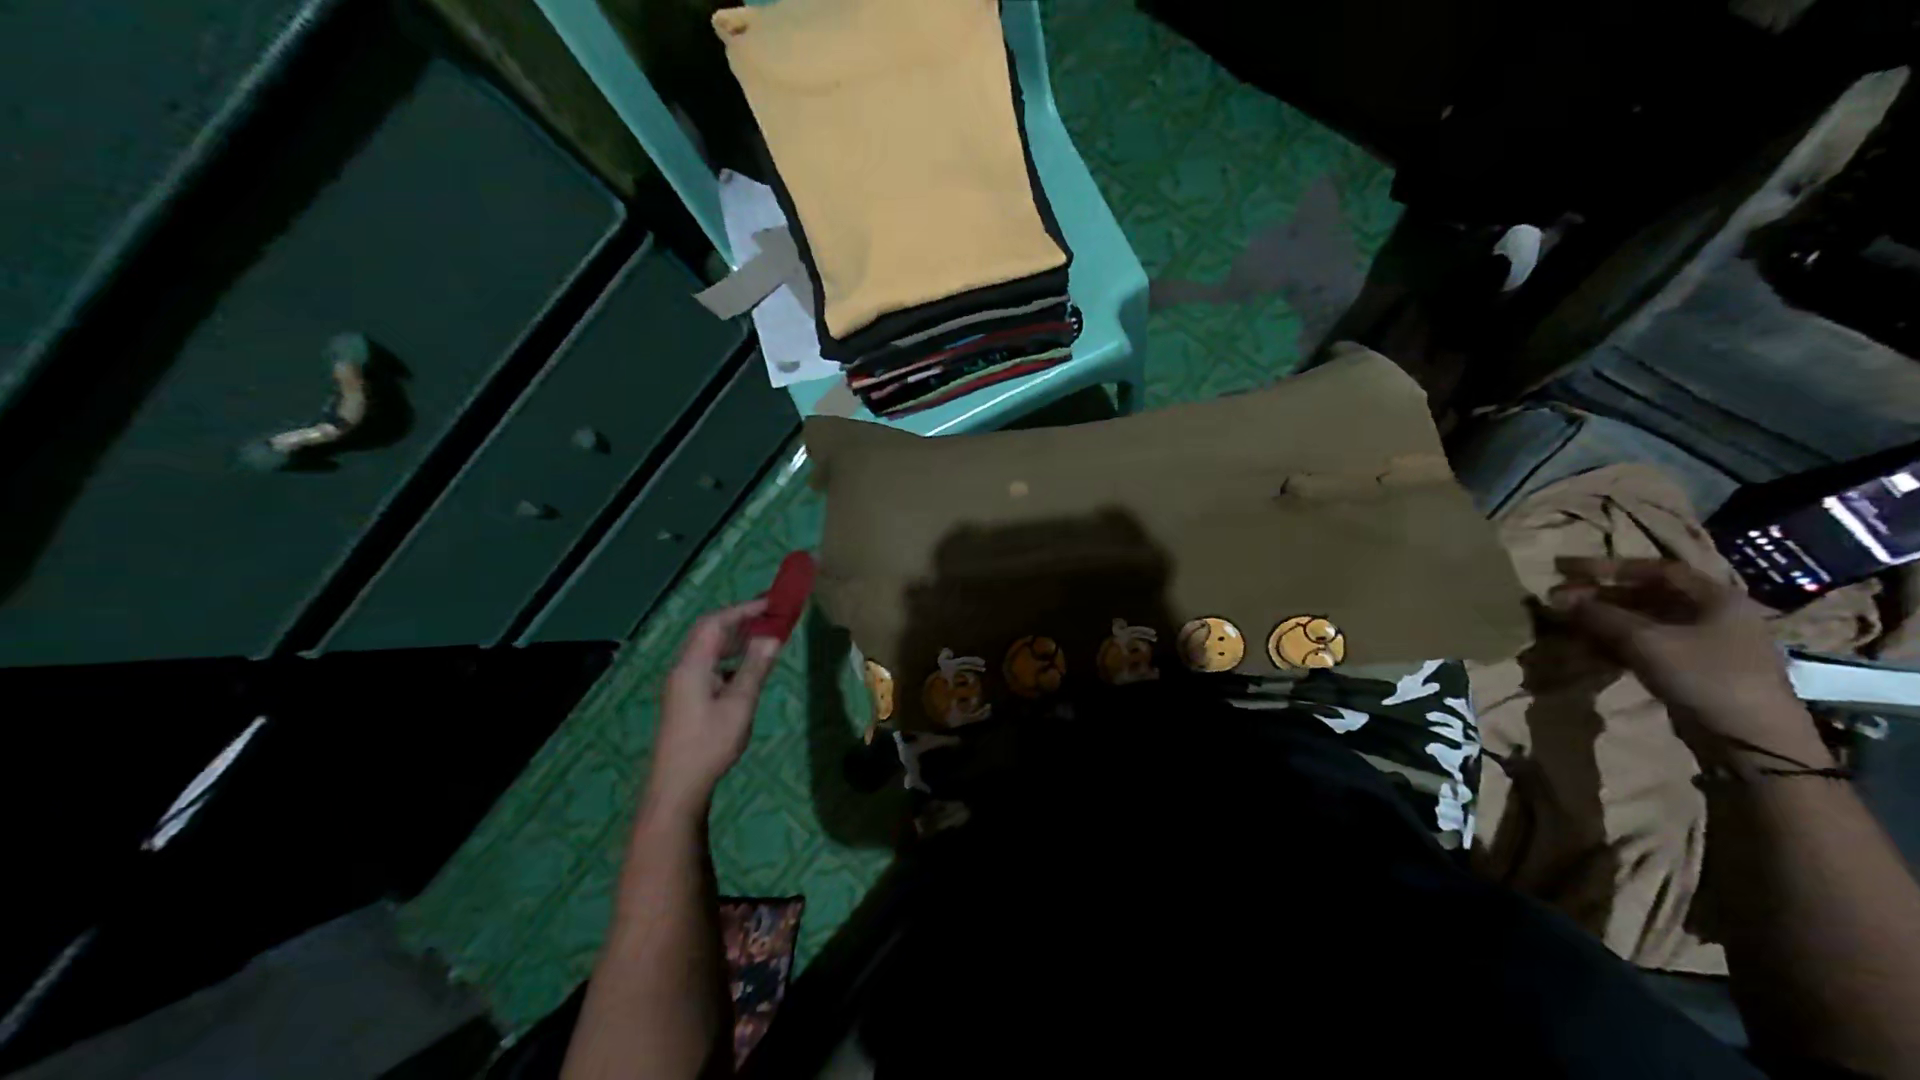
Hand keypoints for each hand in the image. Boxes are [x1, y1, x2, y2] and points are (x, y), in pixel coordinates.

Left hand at [647, 599, 784, 813]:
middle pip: (710, 632)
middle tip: (771, 615)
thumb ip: (755, 667)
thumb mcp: (740, 704)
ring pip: (709, 649)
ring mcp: (682, 684)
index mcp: (692, 665)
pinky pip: (709, 666)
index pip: (716, 623)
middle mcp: (683, 668)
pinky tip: (747, 668)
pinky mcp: (686, 699)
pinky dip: (730, 658)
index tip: (772, 603)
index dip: (743, 608)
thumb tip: (772, 636)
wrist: (677, 785)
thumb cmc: (710, 743)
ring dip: (735, 639)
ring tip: (764, 637)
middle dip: (740, 619)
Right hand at [1548, 557, 1825, 763]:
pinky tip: (1588, 649)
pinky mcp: (1692, 667)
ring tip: (1566, 625)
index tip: (1566, 570)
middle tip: (1558, 599)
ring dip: (1602, 621)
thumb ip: (1599, 616)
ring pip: (1642, 621)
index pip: (1655, 569)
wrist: (1752, 739)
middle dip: (1599, 596)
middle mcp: (1713, 614)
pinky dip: (1615, 643)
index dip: (1608, 567)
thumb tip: (1556, 598)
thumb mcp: (1646, 641)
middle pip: (1647, 595)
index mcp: (1716, 597)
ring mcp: (1704, 643)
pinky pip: (1646, 644)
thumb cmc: (1706, 676)